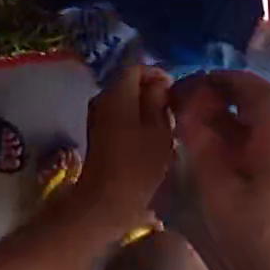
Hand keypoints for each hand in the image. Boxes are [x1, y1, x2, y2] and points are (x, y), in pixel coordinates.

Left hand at [76, 66, 176, 236]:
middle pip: (126, 81)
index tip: (174, 88)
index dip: (156, 73)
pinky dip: (132, 115)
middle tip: (172, 105)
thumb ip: (159, 101)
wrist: (106, 200)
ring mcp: (95, 114)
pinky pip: (116, 112)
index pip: (135, 68)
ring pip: (121, 97)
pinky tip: (147, 132)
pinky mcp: (95, 130)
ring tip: (164, 120)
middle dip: (149, 88)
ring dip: (141, 103)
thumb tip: (159, 83)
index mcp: (117, 94)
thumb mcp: (159, 132)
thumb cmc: (138, 167)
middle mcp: (101, 98)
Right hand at [169, 71, 269, 269]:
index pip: (264, 94)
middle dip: (215, 93)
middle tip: (179, 98)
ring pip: (240, 124)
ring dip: (210, 113)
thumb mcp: (213, 186)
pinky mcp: (250, 182)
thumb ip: (199, 140)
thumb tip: (187, 103)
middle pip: (250, 105)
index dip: (233, 79)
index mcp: (269, 146)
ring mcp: (261, 166)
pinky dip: (209, 135)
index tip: (198, 80)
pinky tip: (185, 145)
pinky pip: (232, 144)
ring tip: (177, 117)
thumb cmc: (242, 237)